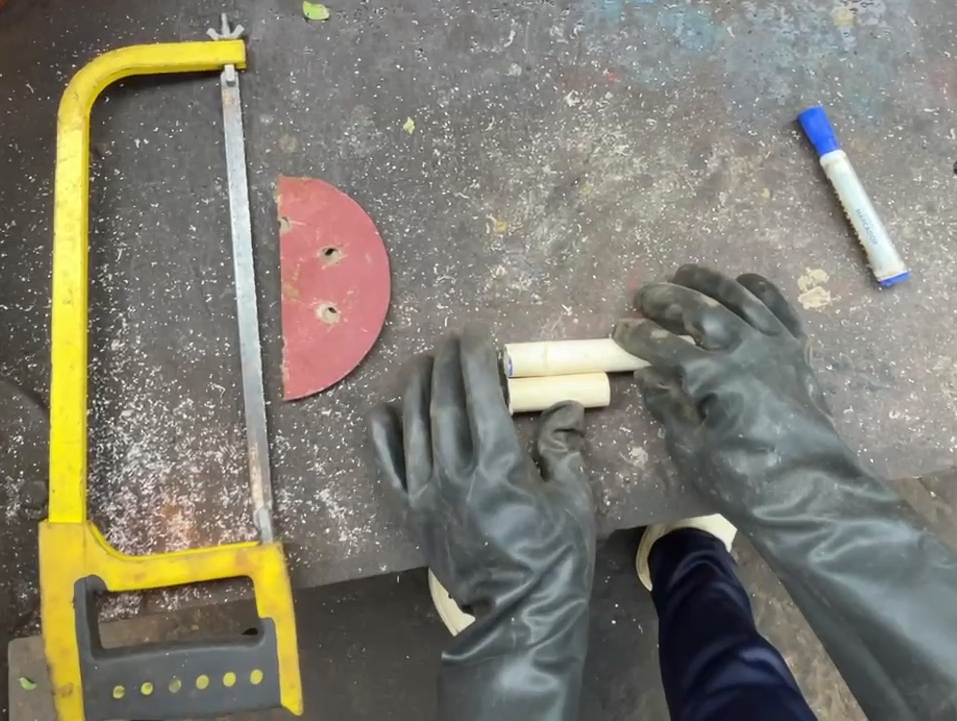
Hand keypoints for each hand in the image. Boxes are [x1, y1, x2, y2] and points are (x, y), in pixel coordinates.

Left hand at [370, 333, 593, 720]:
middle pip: (444, 404)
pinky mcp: (412, 514)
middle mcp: (456, 473)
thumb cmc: (555, 558)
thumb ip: (564, 446)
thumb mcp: (573, 500)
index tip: (478, 337)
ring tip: (423, 363)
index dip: (477, 360)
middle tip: (450, 340)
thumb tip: (566, 404)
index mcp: (499, 466)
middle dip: (446, 365)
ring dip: (417, 388)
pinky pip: (389, 468)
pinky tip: (382, 410)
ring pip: (414, 427)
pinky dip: (383, 436)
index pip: (481, 396)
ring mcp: (428, 494)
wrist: (520, 619)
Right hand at [613, 265, 844, 525]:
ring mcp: (776, 345)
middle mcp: (745, 349)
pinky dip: (760, 289)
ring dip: (707, 281)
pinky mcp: (798, 351)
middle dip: (666, 298)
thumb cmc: (747, 481)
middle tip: (643, 294)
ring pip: (738, 297)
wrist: (817, 498)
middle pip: (698, 309)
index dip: (637, 336)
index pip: (664, 346)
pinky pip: (779, 307)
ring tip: (683, 272)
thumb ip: (667, 407)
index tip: (618, 329)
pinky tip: (743, 281)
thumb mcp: (693, 451)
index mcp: (714, 376)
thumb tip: (648, 376)